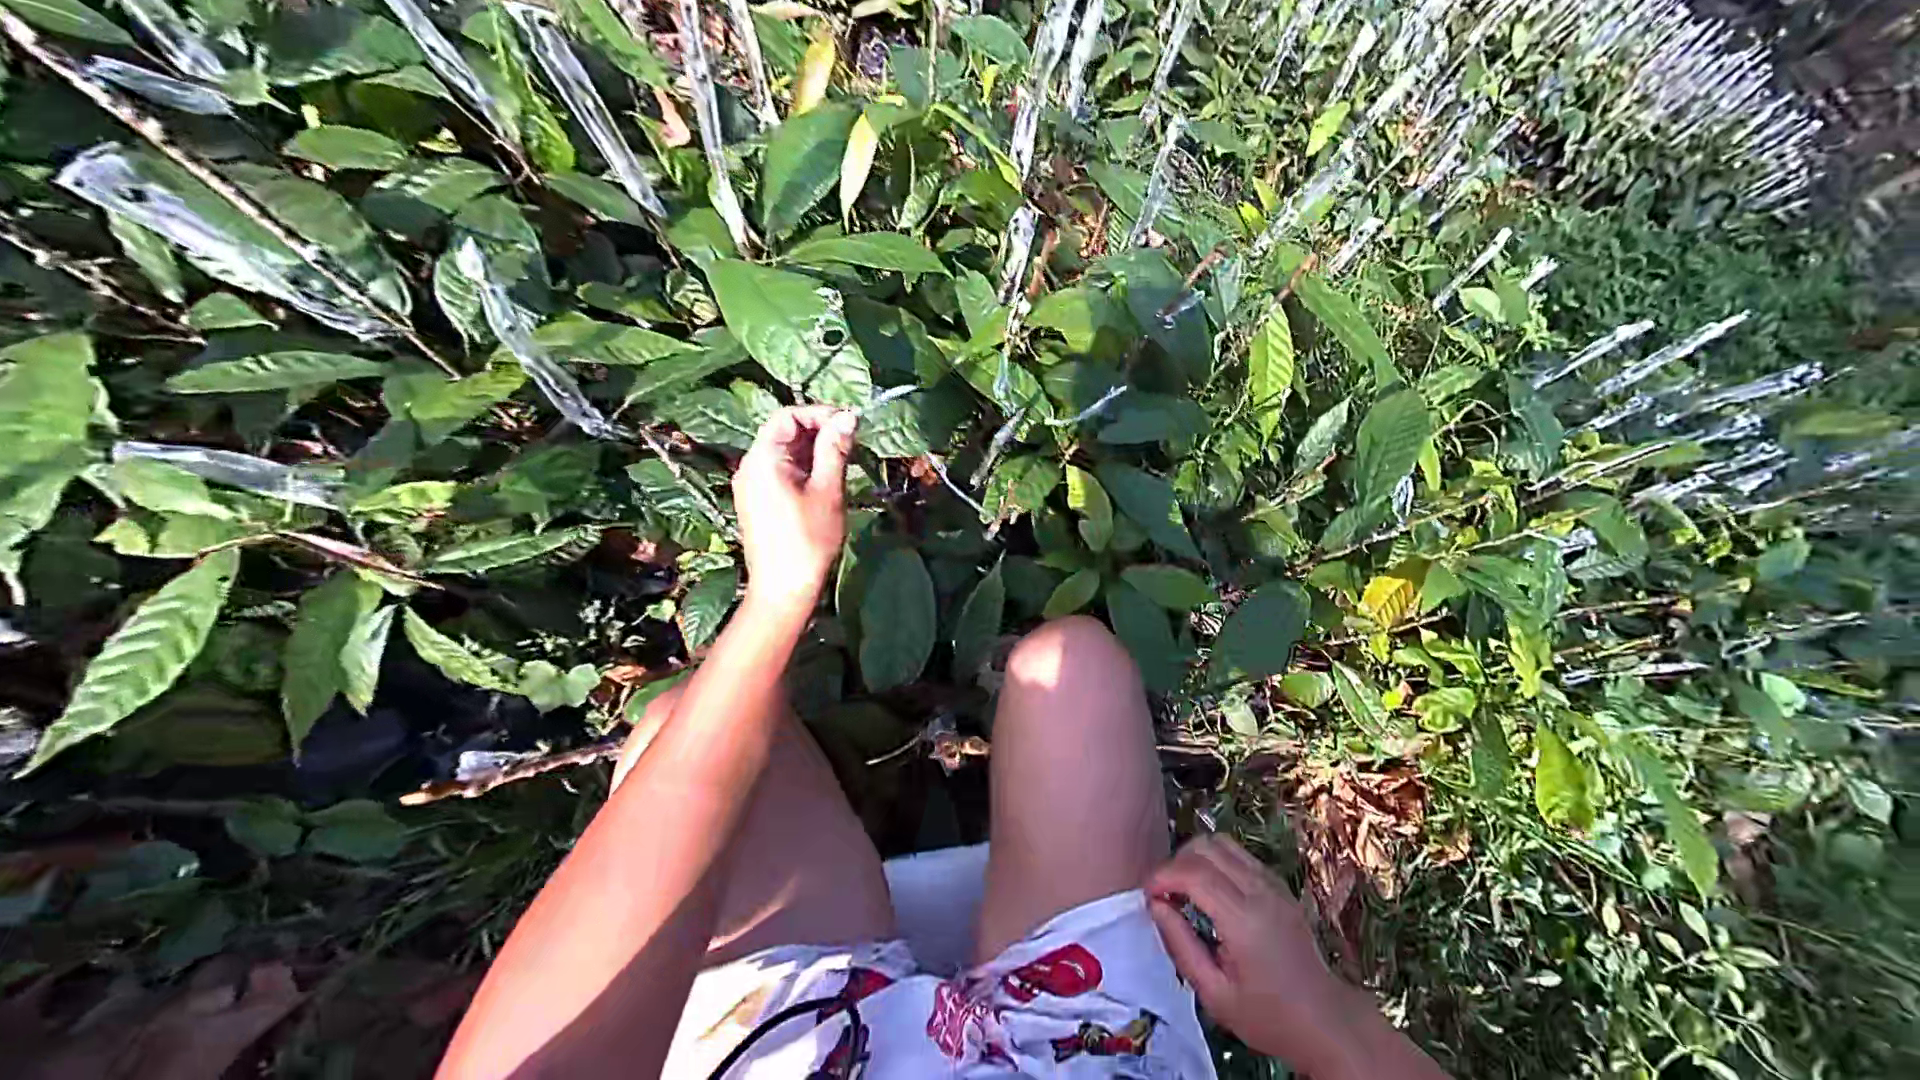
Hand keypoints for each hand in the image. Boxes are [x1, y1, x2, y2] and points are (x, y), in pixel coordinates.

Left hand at [733, 405, 856, 615]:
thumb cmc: (808, 540)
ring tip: (843, 459)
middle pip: (783, 432)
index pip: (787, 416)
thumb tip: (848, 417)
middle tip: (851, 440)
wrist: (783, 588)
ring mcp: (750, 485)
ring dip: (813, 449)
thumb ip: (835, 449)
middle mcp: (749, 467)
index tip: (849, 423)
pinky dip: (803, 467)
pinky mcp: (756, 501)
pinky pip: (779, 471)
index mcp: (762, 459)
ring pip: (782, 452)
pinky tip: (825, 479)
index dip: (819, 413)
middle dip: (818, 430)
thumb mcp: (828, 491)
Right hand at [1146, 836, 1446, 1078]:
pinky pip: (1237, 853)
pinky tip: (1211, 891)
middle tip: (1165, 894)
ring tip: (1185, 889)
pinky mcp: (1278, 883)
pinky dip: (1214, 860)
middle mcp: (1260, 891)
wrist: (1327, 1022)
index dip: (1161, 876)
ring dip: (1194, 857)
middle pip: (1204, 847)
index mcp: (1244, 920)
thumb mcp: (1214, 995)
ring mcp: (1273, 884)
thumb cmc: (1268, 1017)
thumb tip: (1156, 905)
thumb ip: (1180, 945)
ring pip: (1221, 842)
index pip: (1192, 872)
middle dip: (1174, 864)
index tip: (1148, 896)